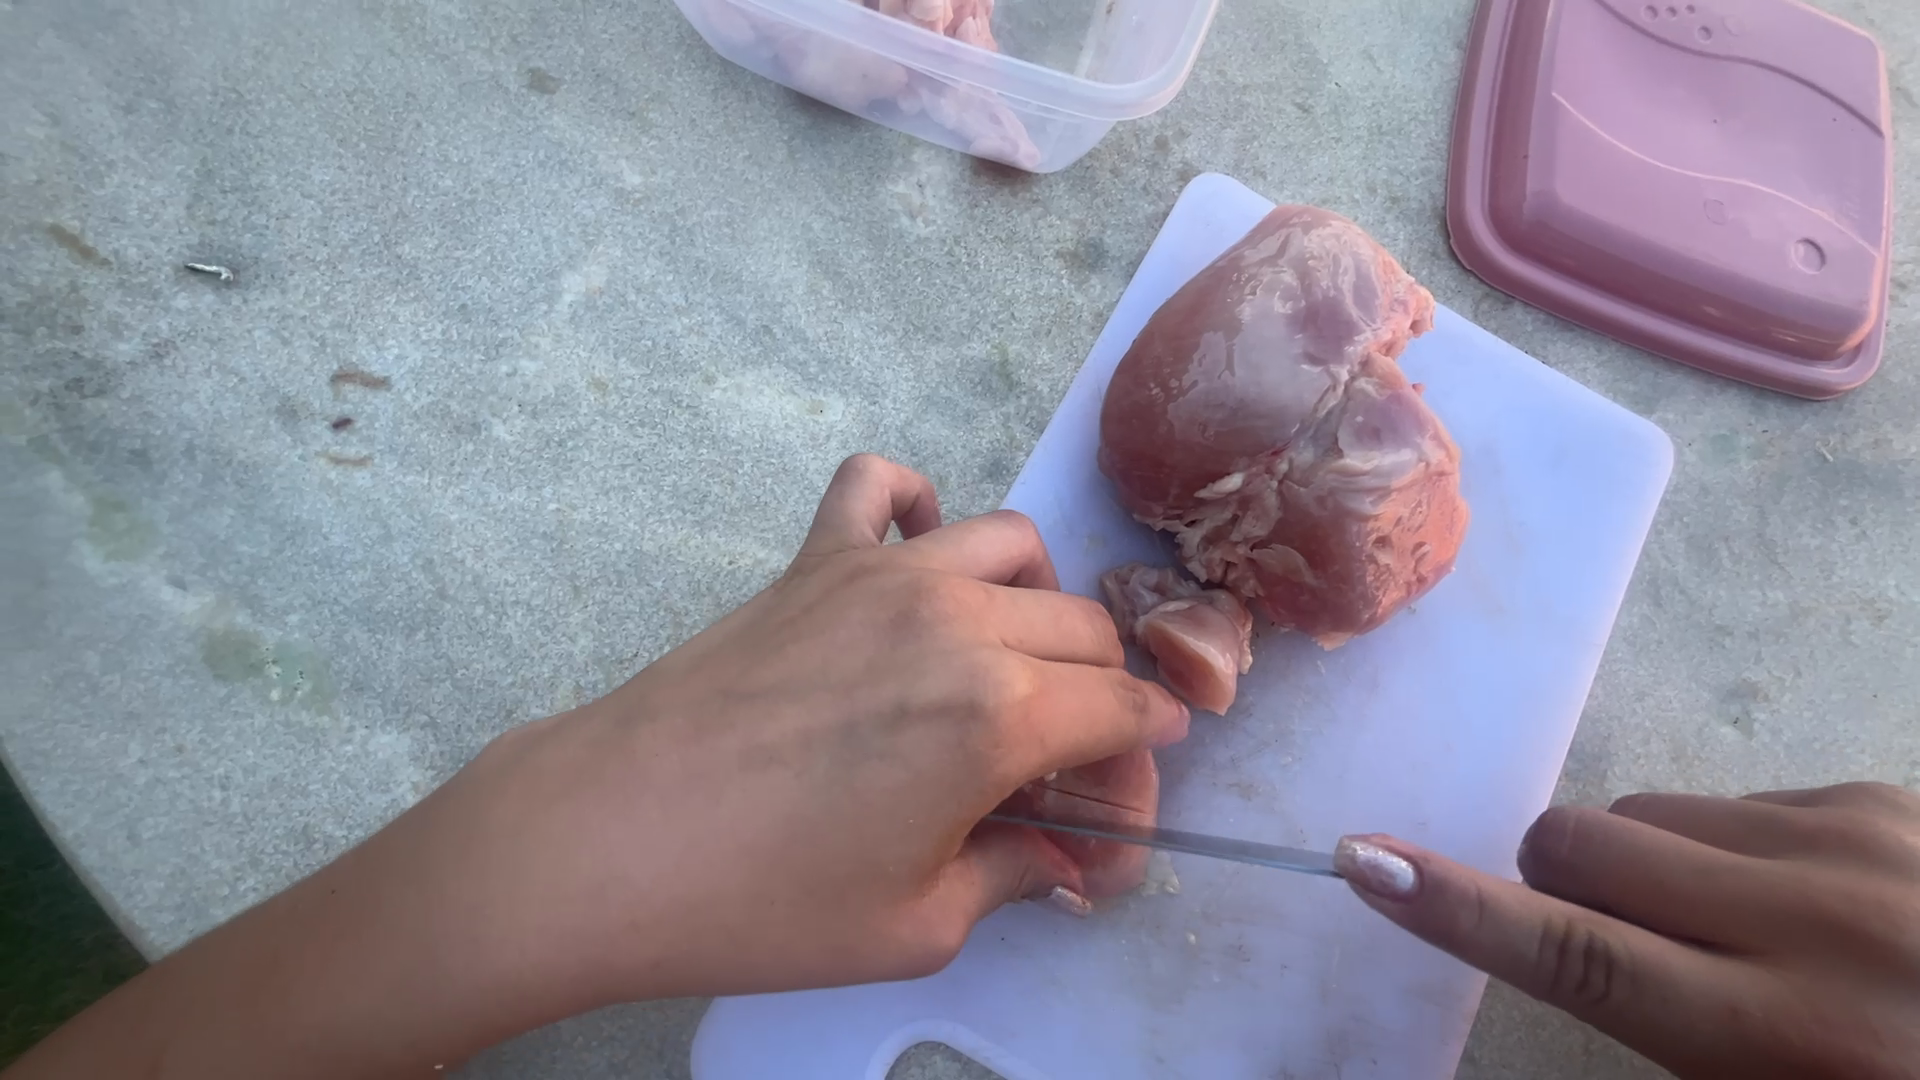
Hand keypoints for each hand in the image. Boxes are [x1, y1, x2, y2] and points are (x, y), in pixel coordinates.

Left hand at [460, 452, 1186, 1007]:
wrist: (610, 839)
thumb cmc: (766, 901)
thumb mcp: (920, 925)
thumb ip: (1016, 873)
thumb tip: (1063, 857)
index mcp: (999, 714)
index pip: (1123, 708)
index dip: (1145, 746)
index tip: (1138, 769)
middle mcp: (959, 619)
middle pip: (1084, 625)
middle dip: (1104, 686)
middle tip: (1071, 743)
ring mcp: (885, 572)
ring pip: (1011, 541)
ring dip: (1038, 594)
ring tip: (1011, 646)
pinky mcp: (818, 555)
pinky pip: (879, 484)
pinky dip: (912, 503)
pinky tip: (913, 551)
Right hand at [1334, 782, 1919, 1078]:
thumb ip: (1647, 1009)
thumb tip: (1540, 912)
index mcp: (1796, 1040)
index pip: (1575, 956)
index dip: (1455, 906)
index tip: (1363, 860)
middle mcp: (1827, 928)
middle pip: (1573, 845)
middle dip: (1565, 882)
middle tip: (1640, 939)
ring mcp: (1860, 845)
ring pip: (1638, 813)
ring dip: (1657, 865)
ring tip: (1763, 929)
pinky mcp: (1884, 798)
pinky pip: (1721, 800)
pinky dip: (1734, 849)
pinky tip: (1834, 904)